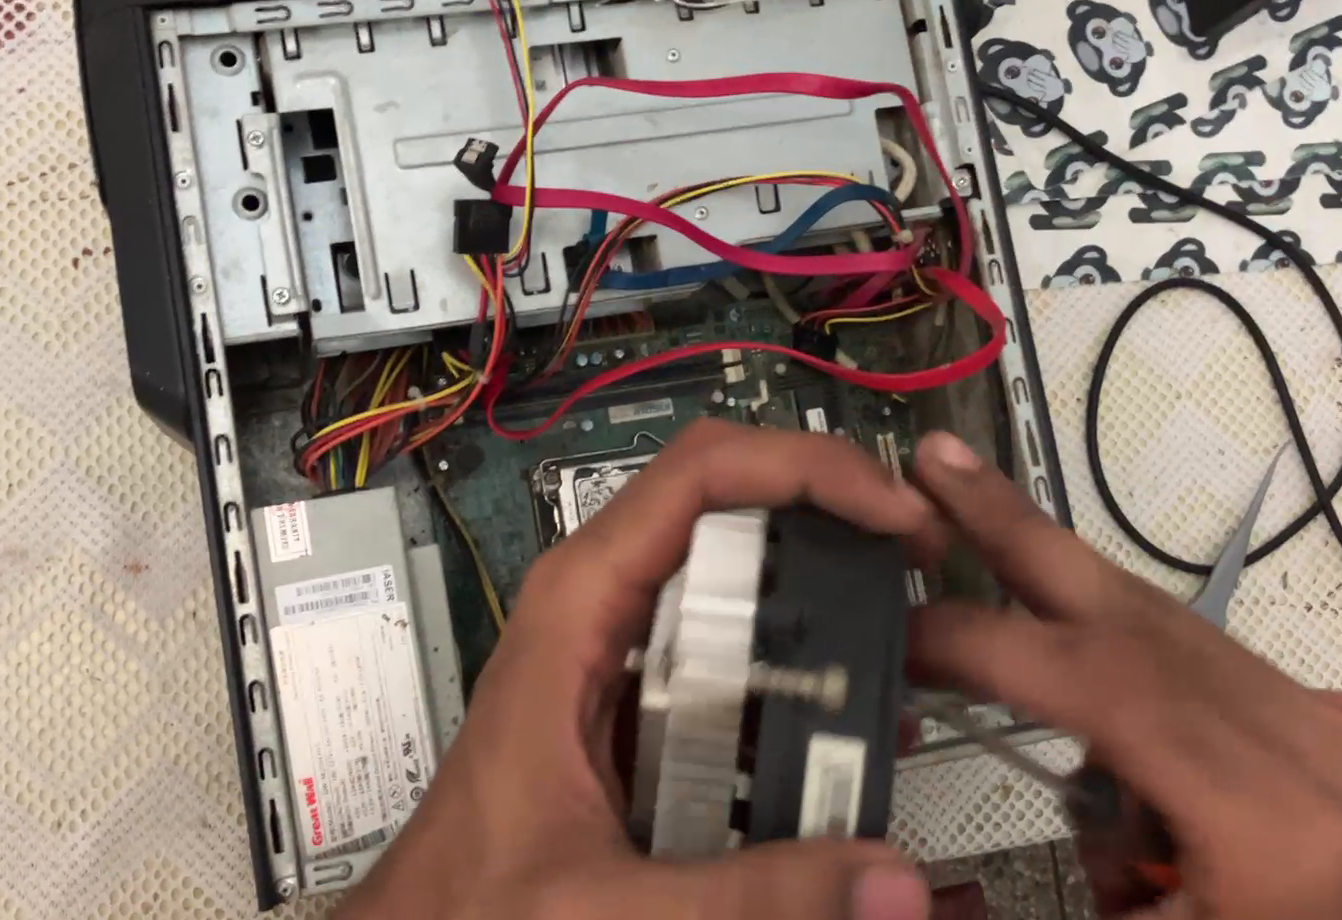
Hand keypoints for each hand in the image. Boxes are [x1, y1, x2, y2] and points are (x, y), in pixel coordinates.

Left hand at [337, 421, 937, 919]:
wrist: (431, 918)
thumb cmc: (476, 893)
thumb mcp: (608, 899)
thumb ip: (752, 891)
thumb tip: (892, 878)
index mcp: (580, 598)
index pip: (700, 474)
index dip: (804, 468)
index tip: (891, 512)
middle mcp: (602, 590)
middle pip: (725, 493)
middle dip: (825, 504)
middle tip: (910, 554)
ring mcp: (622, 628)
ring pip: (733, 556)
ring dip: (815, 571)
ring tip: (895, 620)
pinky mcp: (641, 673)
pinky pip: (727, 629)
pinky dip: (791, 644)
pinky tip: (844, 697)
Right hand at [905, 433, 1341, 919]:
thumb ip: (1024, 858)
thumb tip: (934, 792)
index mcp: (1280, 824)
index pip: (1099, 683)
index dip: (984, 642)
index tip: (900, 629)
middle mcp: (1325, 747)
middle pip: (1130, 606)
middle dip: (1016, 526)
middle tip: (938, 460)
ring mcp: (1341, 723)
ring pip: (1152, 615)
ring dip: (1044, 576)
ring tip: (966, 518)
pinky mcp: (1334, 718)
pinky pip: (1185, 649)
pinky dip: (1102, 639)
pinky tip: (1067, 669)